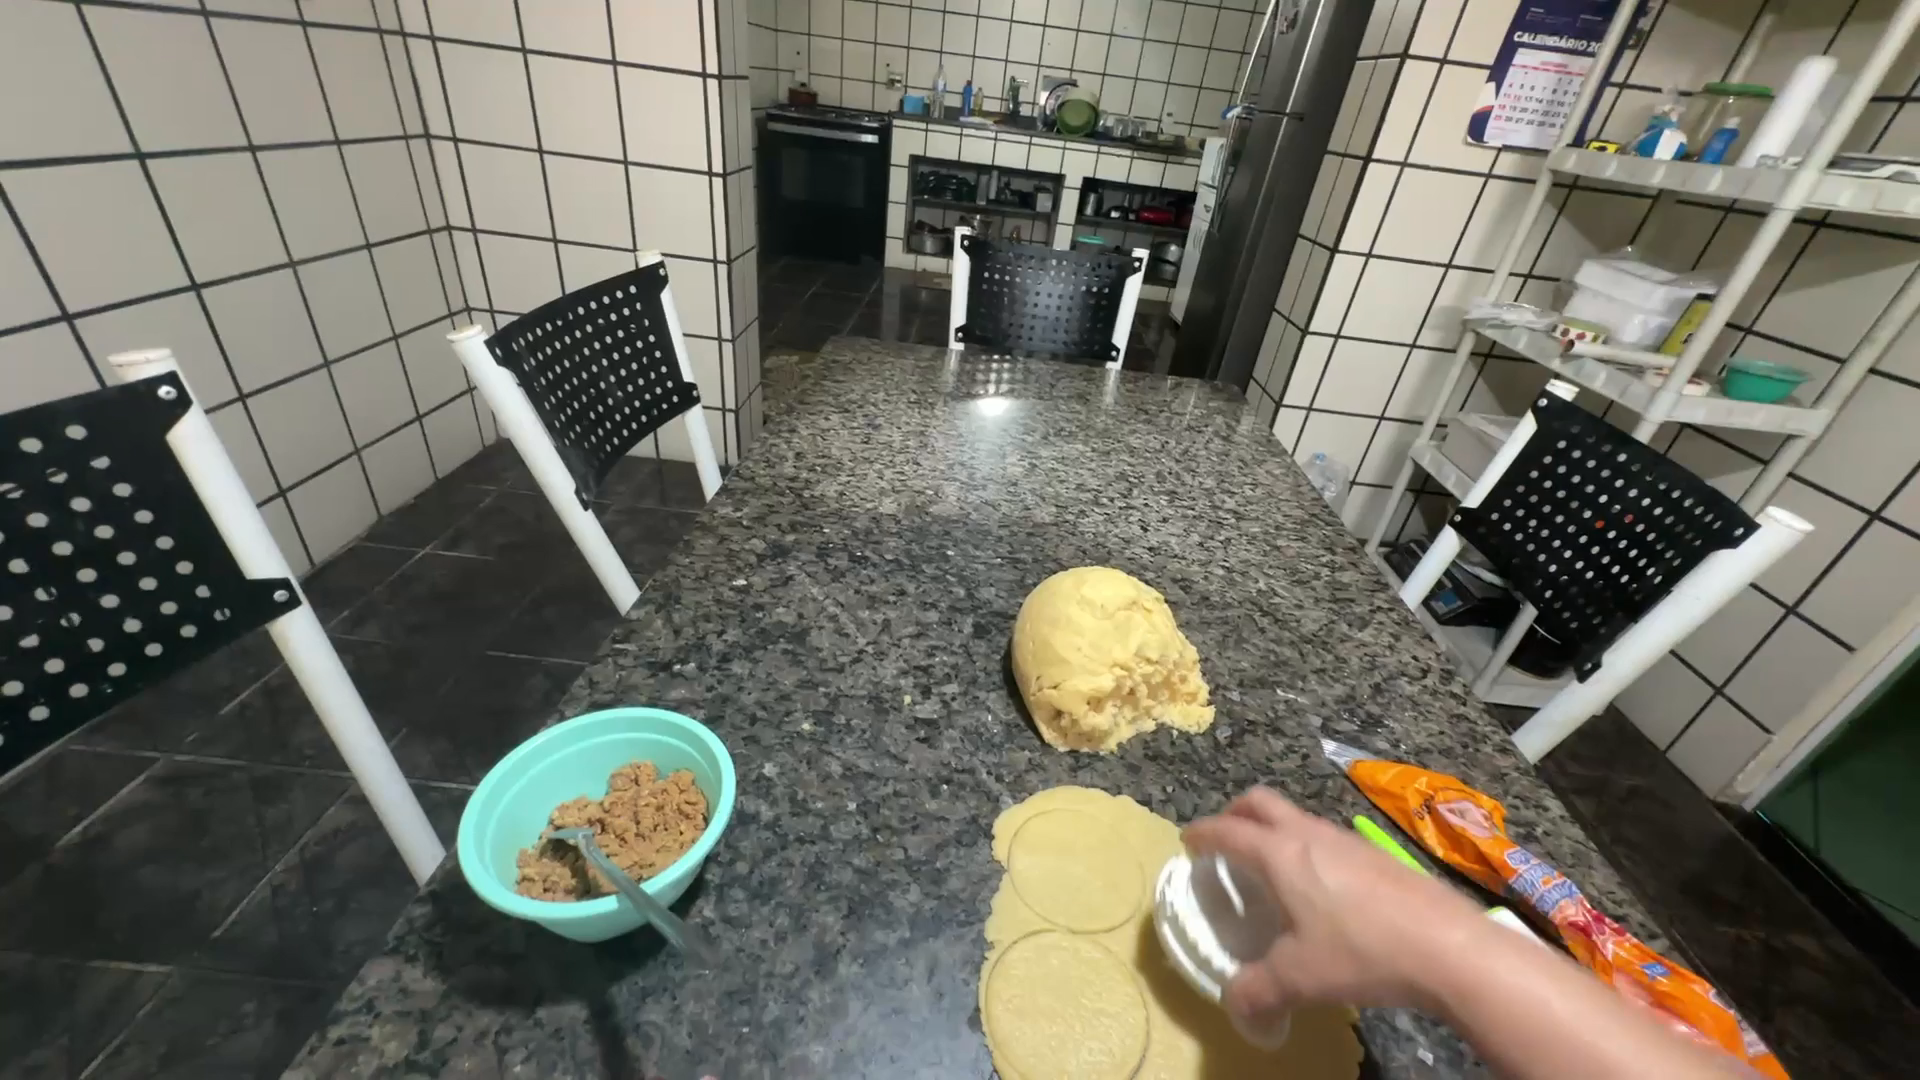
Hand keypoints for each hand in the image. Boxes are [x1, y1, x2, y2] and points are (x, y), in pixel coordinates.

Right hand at [1183, 787, 1487, 1020]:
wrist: (1450, 946)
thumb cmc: (1362, 951)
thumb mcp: (1300, 978)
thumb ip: (1258, 990)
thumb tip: (1233, 1006)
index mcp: (1278, 853)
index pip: (1226, 830)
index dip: (1202, 834)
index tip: (1187, 842)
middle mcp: (1306, 834)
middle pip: (1259, 801)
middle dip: (1235, 813)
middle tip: (1226, 838)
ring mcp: (1344, 839)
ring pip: (1295, 815)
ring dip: (1273, 828)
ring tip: (1272, 866)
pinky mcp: (1374, 853)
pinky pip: (1324, 835)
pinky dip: (1305, 846)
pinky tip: (1320, 886)